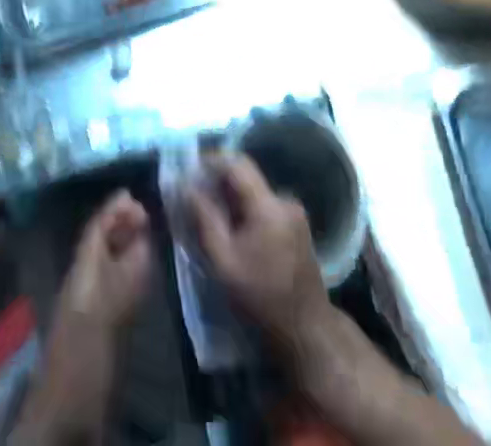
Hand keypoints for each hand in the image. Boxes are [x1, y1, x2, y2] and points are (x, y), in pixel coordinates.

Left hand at [15, 192, 151, 444]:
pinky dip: (130, 277)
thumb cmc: (79, 368)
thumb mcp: (100, 321)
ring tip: (150, 236)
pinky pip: (116, 291)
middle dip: (119, 226)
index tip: (133, 194)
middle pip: (99, 247)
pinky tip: (144, 281)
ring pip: (107, 267)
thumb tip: (143, 241)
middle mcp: (82, 288)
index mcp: (79, 279)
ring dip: (125, 248)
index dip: (110, 212)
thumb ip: (121, 281)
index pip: (93, 234)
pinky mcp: (101, 336)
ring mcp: (90, 313)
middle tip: (148, 211)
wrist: (62, 423)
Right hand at [187, 153, 329, 359]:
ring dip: (228, 196)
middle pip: (244, 176)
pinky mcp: (295, 225)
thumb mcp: (222, 258)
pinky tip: (229, 227)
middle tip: (190, 195)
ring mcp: (294, 213)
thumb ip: (203, 216)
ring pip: (252, 191)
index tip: (187, 170)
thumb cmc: (260, 296)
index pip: (237, 163)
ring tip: (206, 213)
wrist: (306, 330)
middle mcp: (285, 202)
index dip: (209, 160)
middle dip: (215, 181)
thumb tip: (184, 183)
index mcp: (269, 207)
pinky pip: (262, 204)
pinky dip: (242, 208)